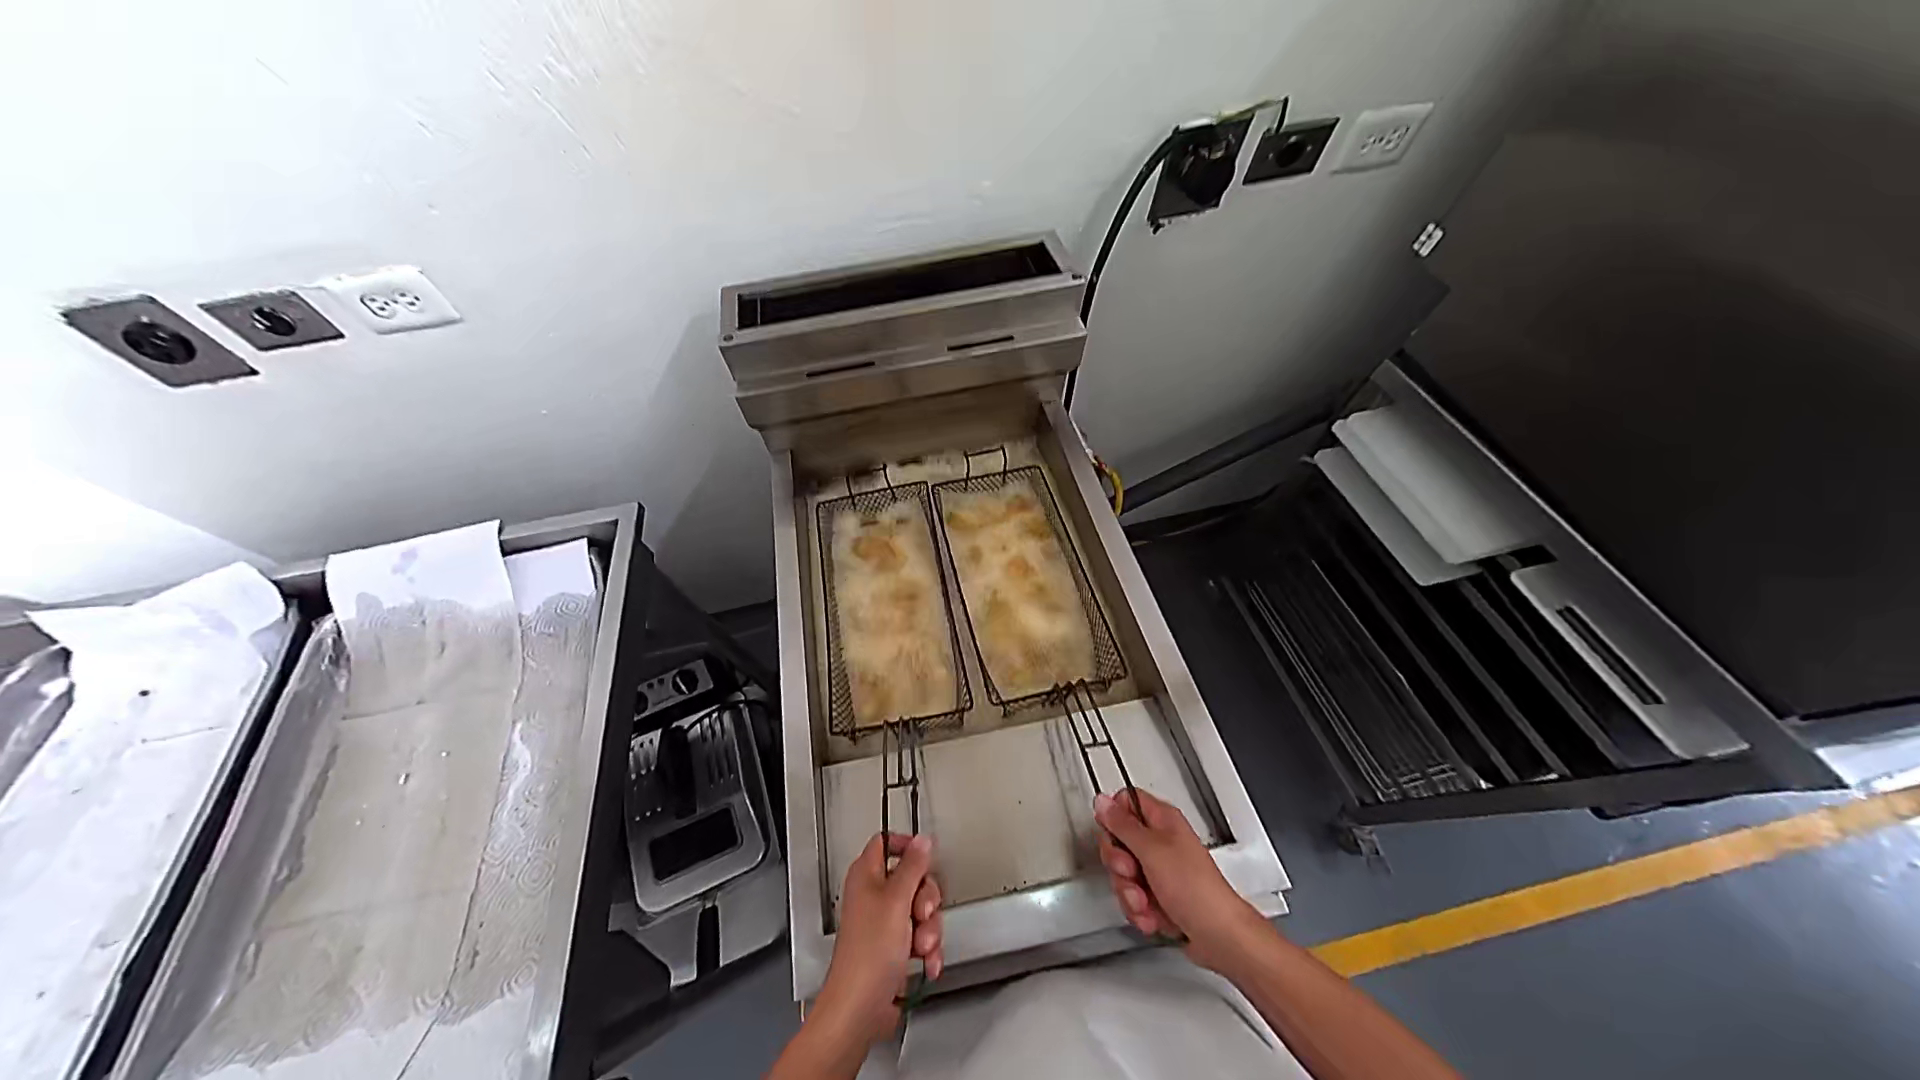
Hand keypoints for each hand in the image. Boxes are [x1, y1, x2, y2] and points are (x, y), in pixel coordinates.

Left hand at [813, 833, 944, 1046]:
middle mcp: (873, 896)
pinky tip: (925, 962)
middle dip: (926, 899)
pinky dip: (928, 951)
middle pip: (913, 879)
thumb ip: (913, 867)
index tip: (925, 858)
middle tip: (920, 913)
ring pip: (921, 910)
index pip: (886, 842)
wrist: (861, 1009)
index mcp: (866, 875)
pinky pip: (921, 937)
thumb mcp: (897, 900)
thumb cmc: (867, 956)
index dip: (907, 845)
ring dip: (929, 930)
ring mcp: (884, 923)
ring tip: (919, 945)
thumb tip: (922, 841)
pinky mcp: (894, 948)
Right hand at [1095, 789, 1268, 974]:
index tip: (1116, 838)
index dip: (1114, 819)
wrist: (1218, 936)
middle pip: (1119, 841)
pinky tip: (1152, 915)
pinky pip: (1133, 897)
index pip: (1125, 803)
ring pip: (1123, 874)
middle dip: (1119, 865)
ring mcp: (1160, 869)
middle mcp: (1161, 841)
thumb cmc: (1196, 889)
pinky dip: (1139, 910)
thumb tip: (1103, 801)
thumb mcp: (1151, 850)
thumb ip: (1122, 825)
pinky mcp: (1160, 895)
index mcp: (1162, 820)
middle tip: (1133, 871)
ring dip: (1129, 893)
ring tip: (1146, 901)